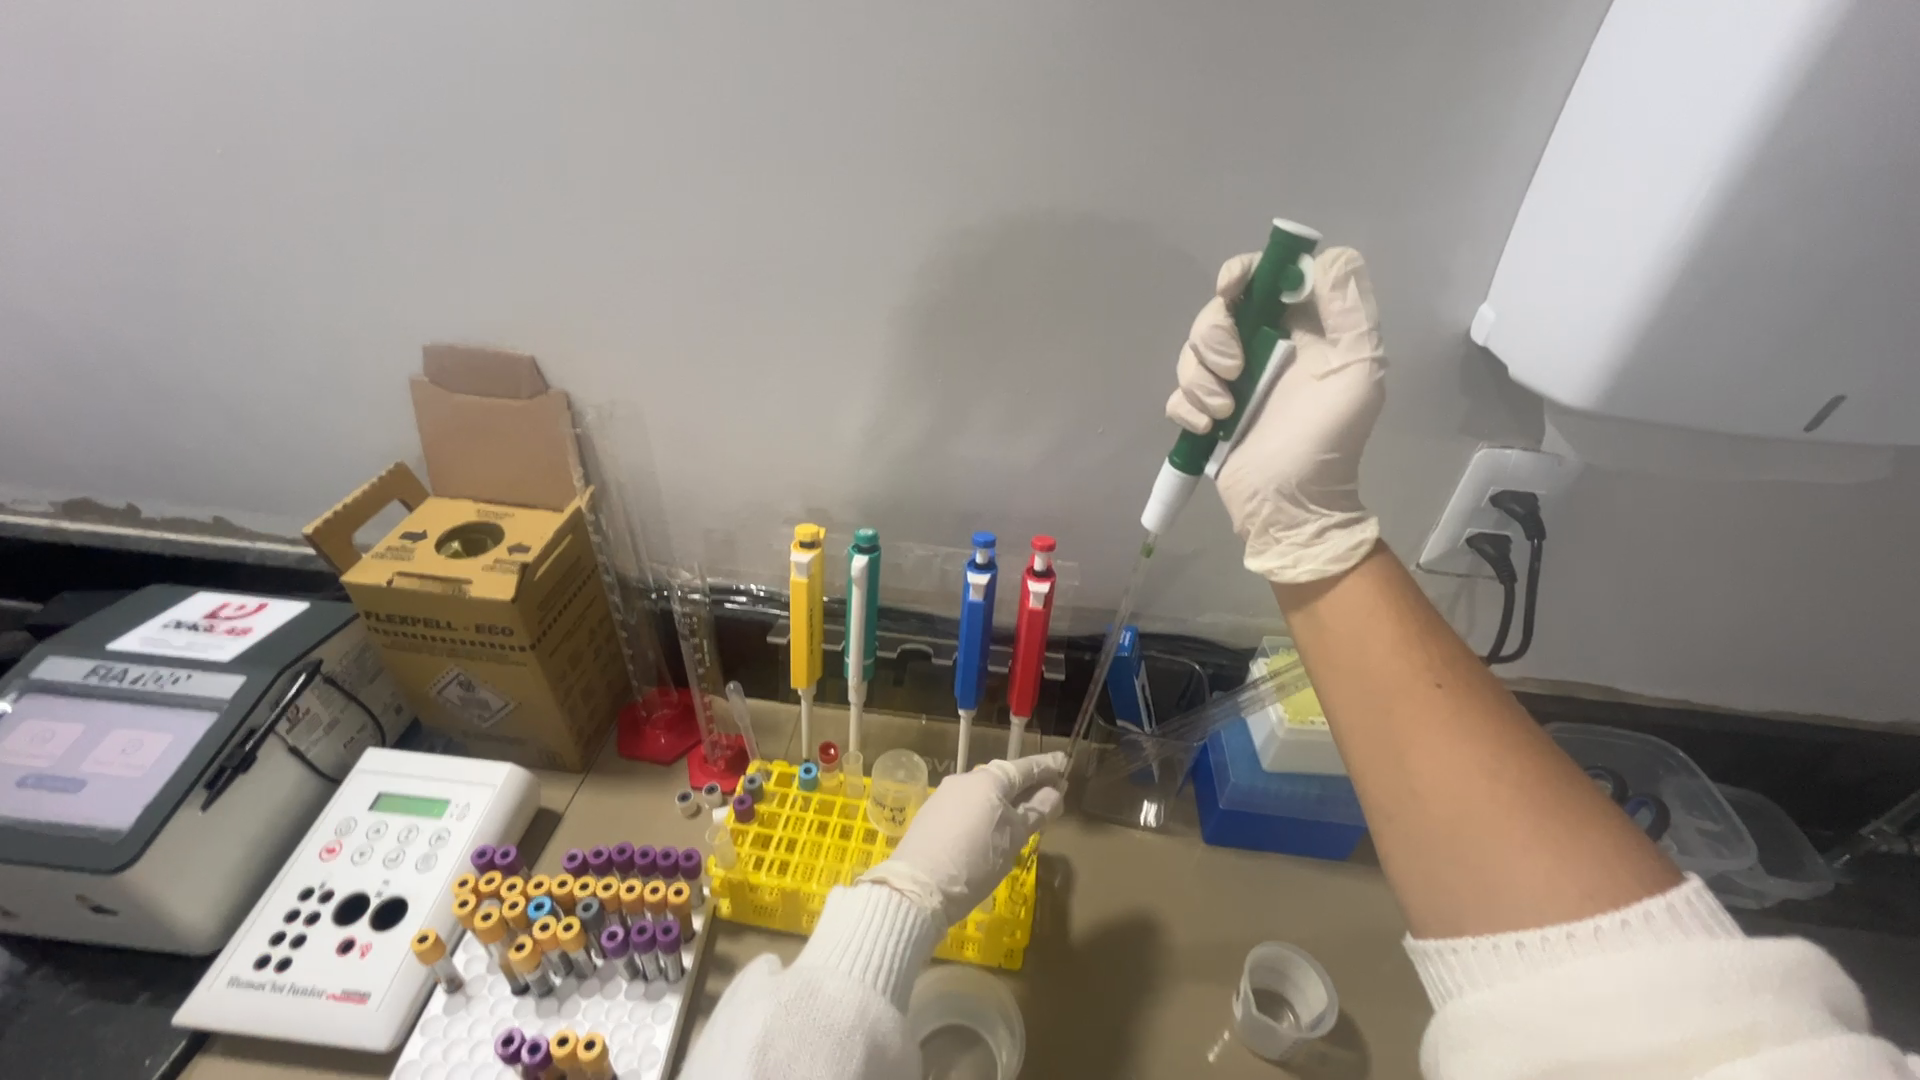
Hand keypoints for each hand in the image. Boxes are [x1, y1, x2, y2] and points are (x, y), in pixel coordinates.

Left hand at [858, 753, 1066, 925]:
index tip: (1064, 762)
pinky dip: (985, 811)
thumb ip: (1036, 811)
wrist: (918, 888)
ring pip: (983, 792)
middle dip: (1027, 784)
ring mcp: (945, 796)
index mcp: (988, 780)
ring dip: (1006, 800)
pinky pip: (967, 805)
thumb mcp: (1014, 838)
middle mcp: (965, 780)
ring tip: (1023, 814)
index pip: (1024, 767)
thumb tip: (1054, 792)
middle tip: (1049, 792)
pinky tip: (991, 827)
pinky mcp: (932, 815)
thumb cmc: (975, 861)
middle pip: (1003, 778)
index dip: (1046, 766)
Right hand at [1165, 246, 1387, 583]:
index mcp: (1301, 329)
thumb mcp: (1358, 370)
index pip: (1265, 276)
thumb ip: (1349, 309)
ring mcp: (1229, 381)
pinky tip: (1210, 430)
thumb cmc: (1328, 441)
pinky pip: (1176, 392)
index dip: (1242, 273)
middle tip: (1235, 373)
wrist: (1289, 505)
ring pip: (1191, 351)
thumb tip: (1320, 258)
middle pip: (1216, 312)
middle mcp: (1262, 347)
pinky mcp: (1203, 412)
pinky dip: (1188, 409)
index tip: (1230, 292)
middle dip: (1215, 338)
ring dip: (1201, 381)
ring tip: (1224, 414)